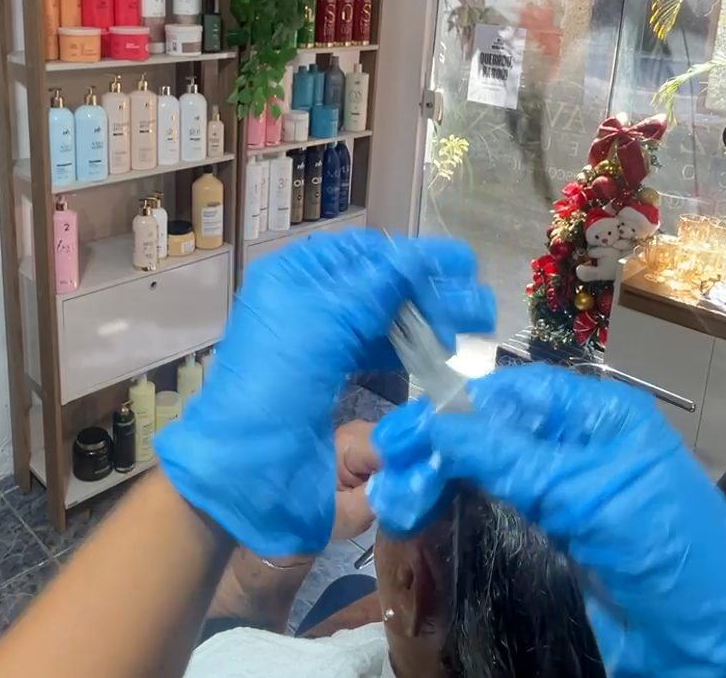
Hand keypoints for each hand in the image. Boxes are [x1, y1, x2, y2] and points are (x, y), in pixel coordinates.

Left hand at [156, 230, 493, 557]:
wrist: (244, 472)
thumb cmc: (278, 382)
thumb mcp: (325, 323)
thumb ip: (377, 285)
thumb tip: (421, 256)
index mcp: (294, 279)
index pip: (361, 253)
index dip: (409, 255)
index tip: (460, 262)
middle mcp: (308, 304)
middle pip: (377, 283)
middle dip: (429, 287)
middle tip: (480, 301)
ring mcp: (321, 344)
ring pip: (382, 317)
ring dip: (429, 317)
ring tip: (478, 322)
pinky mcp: (335, 382)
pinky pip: (378, 352)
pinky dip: (411, 347)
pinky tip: (444, 350)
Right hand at [367, 366, 725, 677]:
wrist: (715, 656)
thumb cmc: (664, 551)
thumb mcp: (583, 491)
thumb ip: (502, 454)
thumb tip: (427, 423)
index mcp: (594, 414)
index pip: (511, 391)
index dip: (458, 404)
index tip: (407, 426)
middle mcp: (572, 444)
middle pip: (492, 429)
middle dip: (441, 445)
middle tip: (392, 466)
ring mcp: (559, 493)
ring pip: (485, 470)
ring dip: (439, 478)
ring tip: (396, 495)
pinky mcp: (547, 537)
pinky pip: (492, 510)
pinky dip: (455, 510)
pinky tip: (420, 513)